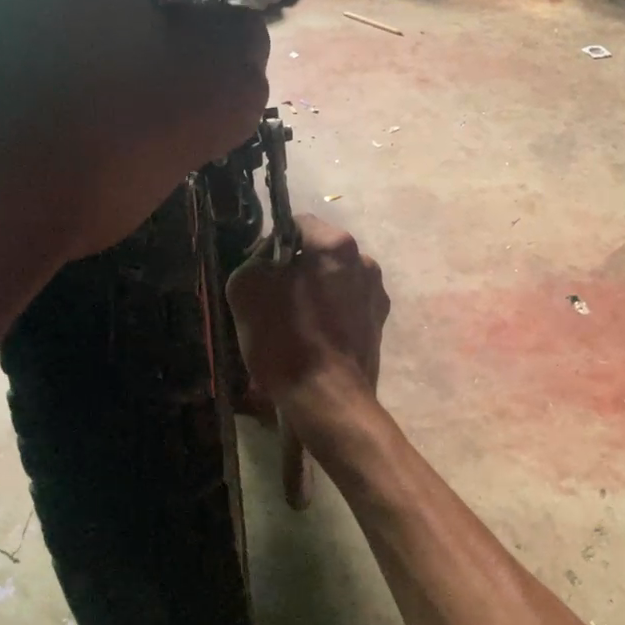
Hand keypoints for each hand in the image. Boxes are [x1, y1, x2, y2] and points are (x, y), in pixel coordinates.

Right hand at [227, 215, 389, 408]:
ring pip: (332, 281)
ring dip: (312, 293)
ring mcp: (376, 294)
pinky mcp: (378, 326)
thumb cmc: (284, 338)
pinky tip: (310, 341)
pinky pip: (344, 308)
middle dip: (294, 270)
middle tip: (270, 299)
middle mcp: (363, 261)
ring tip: (290, 325)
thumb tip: (268, 260)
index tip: (257, 272)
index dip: (270, 244)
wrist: (327, 400)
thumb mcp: (245, 286)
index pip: (296, 224)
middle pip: (318, 253)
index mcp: (336, 244)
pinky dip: (328, 316)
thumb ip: (254, 259)